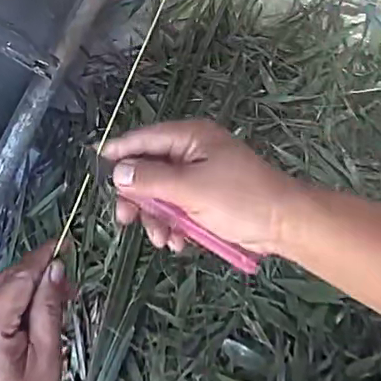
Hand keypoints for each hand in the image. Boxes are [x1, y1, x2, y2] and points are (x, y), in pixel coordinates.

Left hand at [0, 243, 73, 380]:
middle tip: (70, 281)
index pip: (19, 278)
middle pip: (8, 283)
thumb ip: (49, 311)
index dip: (44, 258)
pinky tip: (39, 315)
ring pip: (2, 295)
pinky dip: (19, 306)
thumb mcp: (46, 361)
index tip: (65, 244)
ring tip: (61, 299)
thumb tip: (55, 272)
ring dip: (31, 290)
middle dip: (40, 275)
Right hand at [103, 119, 311, 255]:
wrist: (284, 223)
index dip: (120, 151)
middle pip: (150, 170)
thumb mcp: (190, 189)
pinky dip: (174, 226)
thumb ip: (151, 179)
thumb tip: (118, 171)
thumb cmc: (239, 197)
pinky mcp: (207, 200)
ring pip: (162, 194)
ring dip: (157, 218)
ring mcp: (200, 177)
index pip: (145, 138)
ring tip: (163, 240)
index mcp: (190, 137)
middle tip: (125, 221)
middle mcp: (193, 152)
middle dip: (138, 198)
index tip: (96, 164)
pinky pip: (179, 209)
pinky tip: (178, 243)